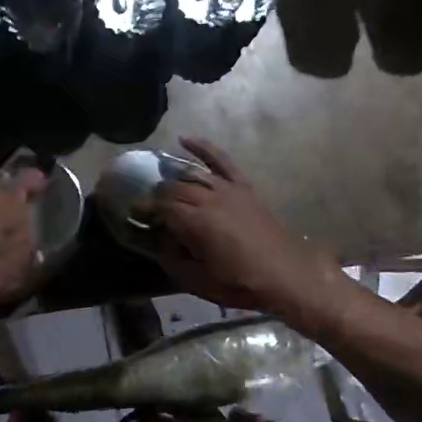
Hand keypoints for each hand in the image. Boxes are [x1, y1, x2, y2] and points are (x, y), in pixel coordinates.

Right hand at [152, 137, 350, 319]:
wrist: (287, 274)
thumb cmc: (241, 283)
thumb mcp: (199, 281)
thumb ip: (173, 260)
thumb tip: (160, 244)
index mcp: (195, 222)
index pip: (161, 206)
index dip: (145, 209)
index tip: (134, 215)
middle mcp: (209, 198)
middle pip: (173, 188)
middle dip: (157, 196)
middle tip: (149, 208)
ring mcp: (228, 189)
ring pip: (192, 175)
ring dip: (174, 180)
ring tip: (164, 188)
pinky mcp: (244, 187)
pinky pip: (221, 161)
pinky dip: (203, 147)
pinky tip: (184, 139)